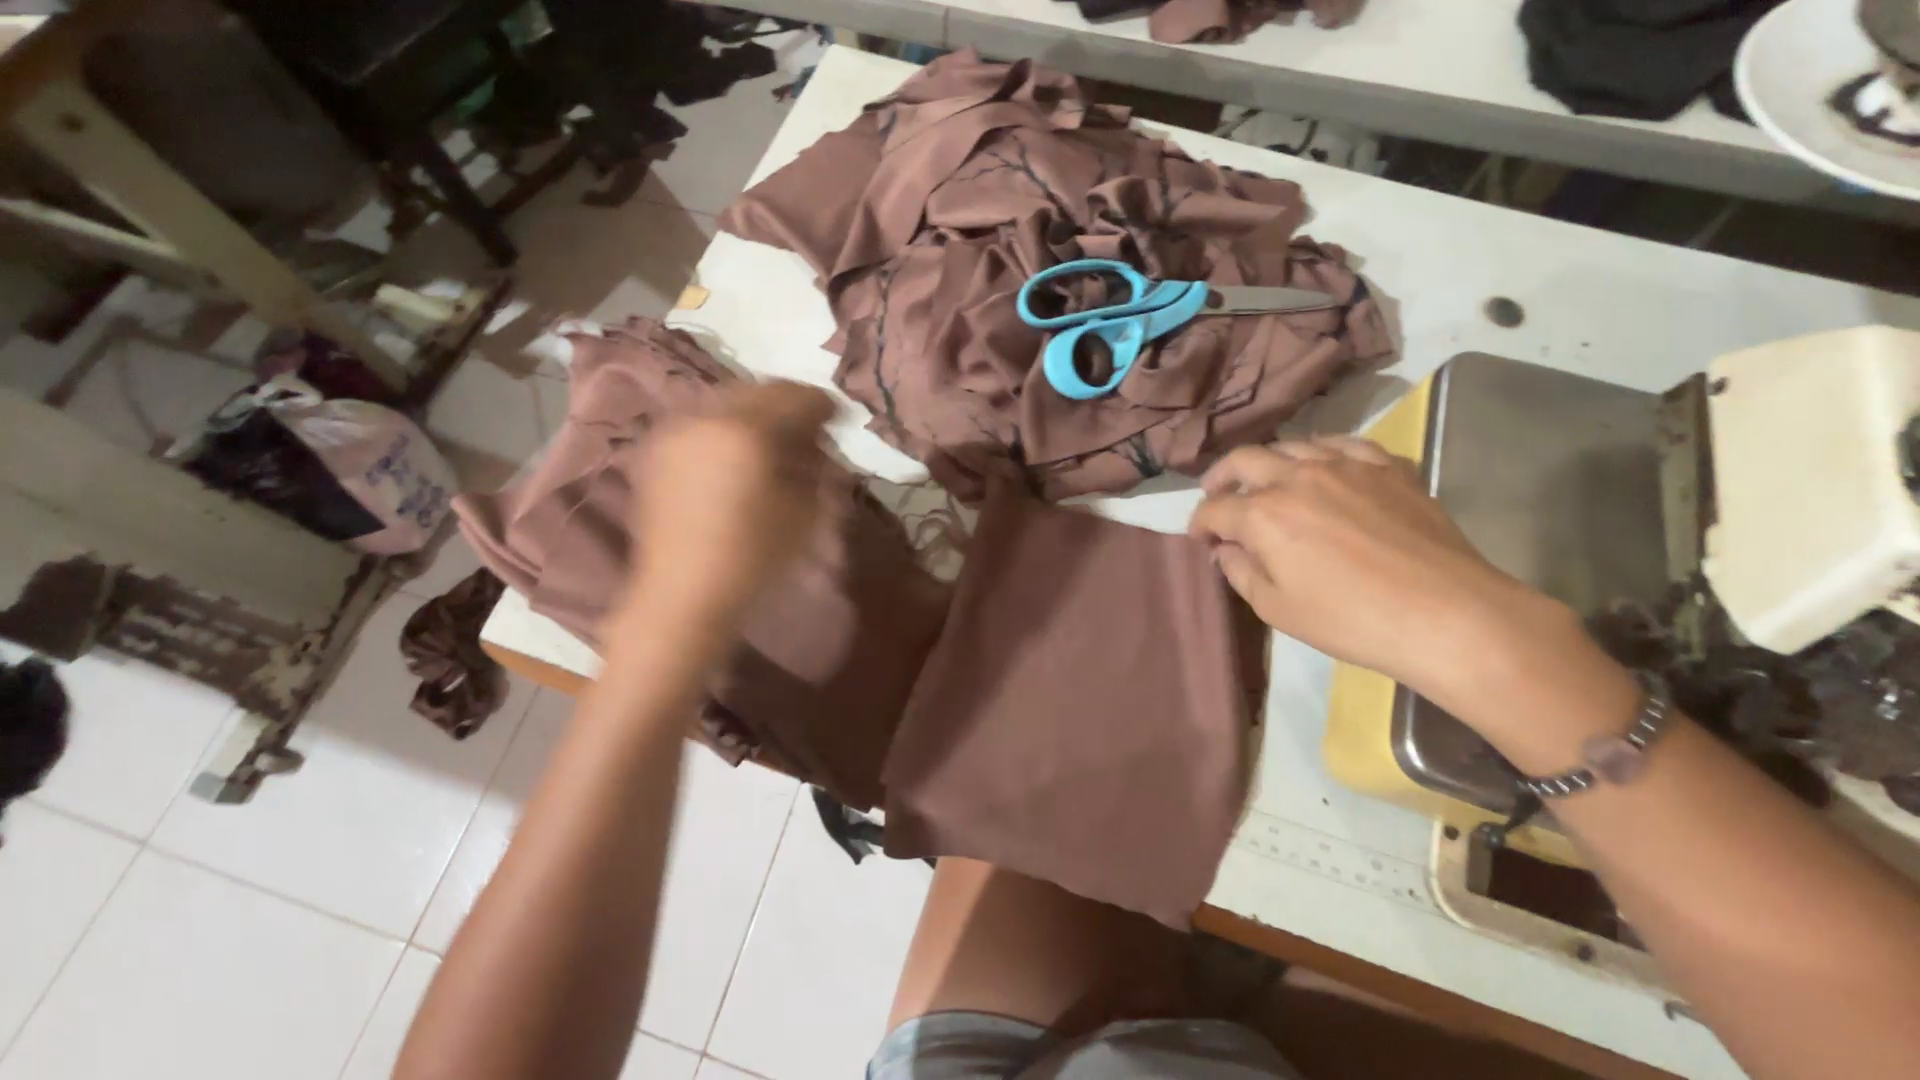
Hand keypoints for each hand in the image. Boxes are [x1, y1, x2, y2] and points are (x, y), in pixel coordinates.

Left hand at [612, 380, 835, 640]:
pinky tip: (738, 458)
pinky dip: (726, 430)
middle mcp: (705, 417)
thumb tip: (819, 444)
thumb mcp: (805, 512)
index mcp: (746, 429)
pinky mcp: (656, 451)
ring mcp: (675, 432)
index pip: (794, 394)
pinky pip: (702, 425)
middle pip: (757, 391)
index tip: (838, 418)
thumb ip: (817, 466)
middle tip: (808, 431)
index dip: (821, 403)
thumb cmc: (754, 559)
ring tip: (772, 446)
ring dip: (755, 416)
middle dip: (787, 405)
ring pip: (726, 404)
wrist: (682, 596)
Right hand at [1186, 437, 1567, 698]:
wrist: (1446, 613)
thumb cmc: (1351, 620)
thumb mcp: (1278, 609)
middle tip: (1217, 495)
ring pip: (1294, 445)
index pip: (1215, 509)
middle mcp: (1298, 477)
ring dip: (1270, 461)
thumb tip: (1226, 550)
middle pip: (1245, 461)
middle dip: (1221, 477)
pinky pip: (1345, 444)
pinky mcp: (1390, 468)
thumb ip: (1241, 572)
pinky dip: (1323, 452)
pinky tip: (1325, 466)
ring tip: (1268, 479)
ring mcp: (1348, 466)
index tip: (1201, 541)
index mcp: (1264, 514)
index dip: (1200, 524)